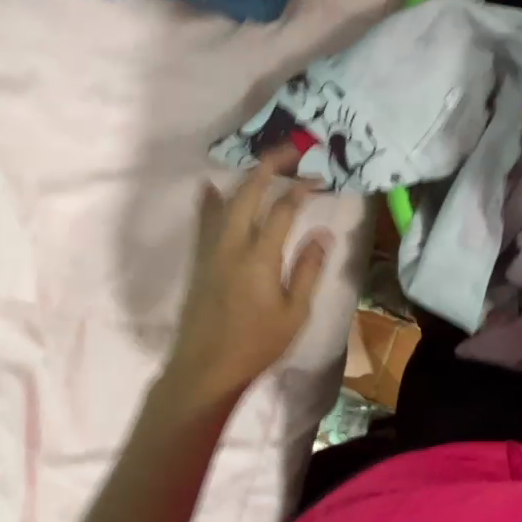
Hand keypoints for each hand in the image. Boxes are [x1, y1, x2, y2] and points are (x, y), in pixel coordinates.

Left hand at [167, 147, 332, 398]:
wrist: (205, 369)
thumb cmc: (256, 344)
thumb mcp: (294, 313)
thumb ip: (308, 270)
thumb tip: (321, 233)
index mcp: (260, 257)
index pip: (283, 209)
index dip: (302, 189)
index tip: (318, 179)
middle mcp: (232, 244)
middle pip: (250, 191)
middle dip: (270, 165)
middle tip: (292, 152)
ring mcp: (211, 250)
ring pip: (226, 200)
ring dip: (246, 177)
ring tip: (264, 163)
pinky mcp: (200, 260)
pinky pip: (204, 220)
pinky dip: (210, 199)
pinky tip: (211, 185)